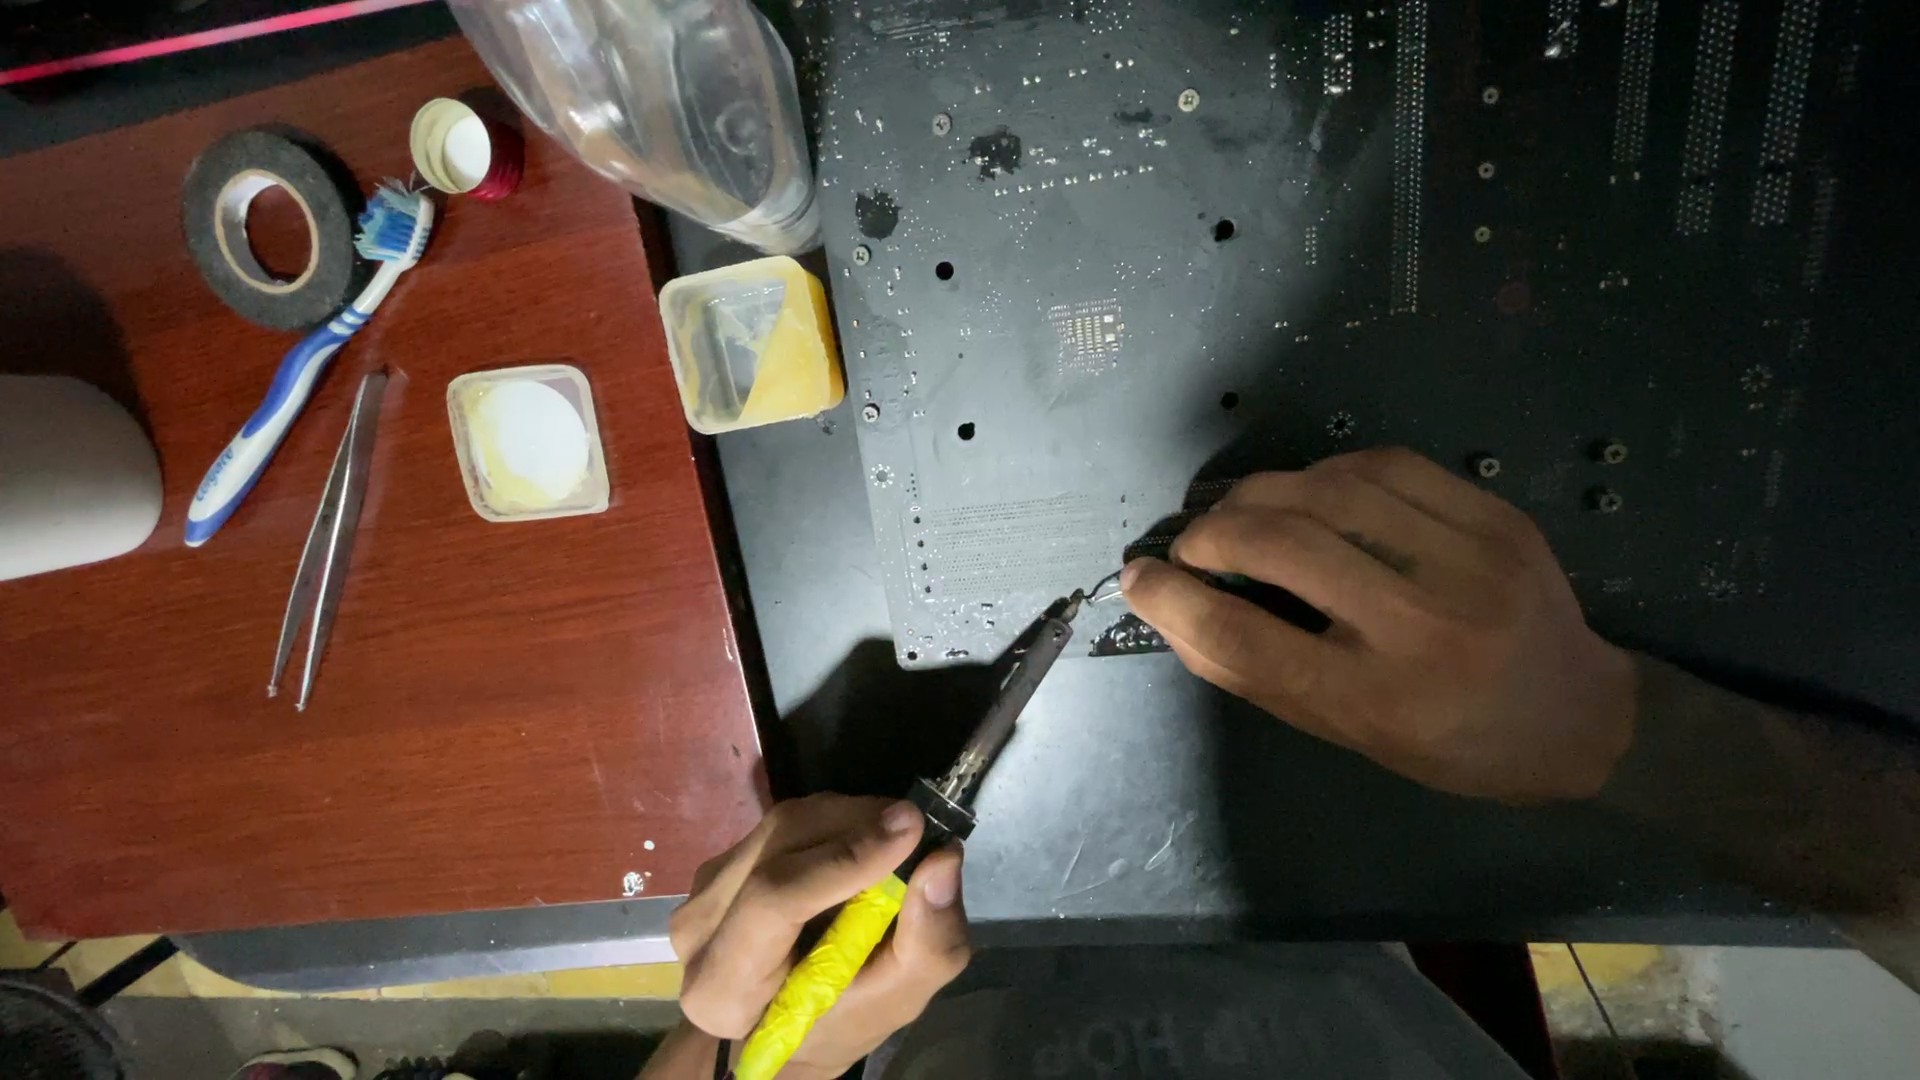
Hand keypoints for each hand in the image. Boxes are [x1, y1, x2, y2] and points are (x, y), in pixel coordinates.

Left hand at [664, 794, 968, 1078]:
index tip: (911, 827)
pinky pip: (788, 818)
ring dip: (852, 815)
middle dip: (859, 823)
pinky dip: (837, 818)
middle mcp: (697, 930)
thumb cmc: (841, 1016)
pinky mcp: (723, 858)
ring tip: (895, 837)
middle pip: (782, 843)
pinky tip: (862, 840)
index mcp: (724, 988)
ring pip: (787, 821)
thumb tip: (943, 857)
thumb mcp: (898, 999)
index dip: (845, 859)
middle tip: (917, 825)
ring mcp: (704, 887)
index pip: (773, 901)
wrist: (786, 1015)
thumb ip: (928, 941)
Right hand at [1121, 447, 1636, 801]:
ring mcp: (1470, 560)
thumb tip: (1165, 604)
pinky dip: (1318, 473)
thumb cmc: (1440, 742)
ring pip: (1326, 491)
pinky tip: (1305, 494)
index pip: (1244, 638)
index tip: (1139, 578)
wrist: (1578, 718)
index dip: (1173, 600)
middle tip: (1190, 545)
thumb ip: (1244, 668)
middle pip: (1281, 546)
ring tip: (1236, 514)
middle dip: (1210, 534)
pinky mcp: (1495, 514)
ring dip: (1256, 495)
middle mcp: (1426, 625)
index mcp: (1379, 698)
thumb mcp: (1334, 728)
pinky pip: (1379, 464)